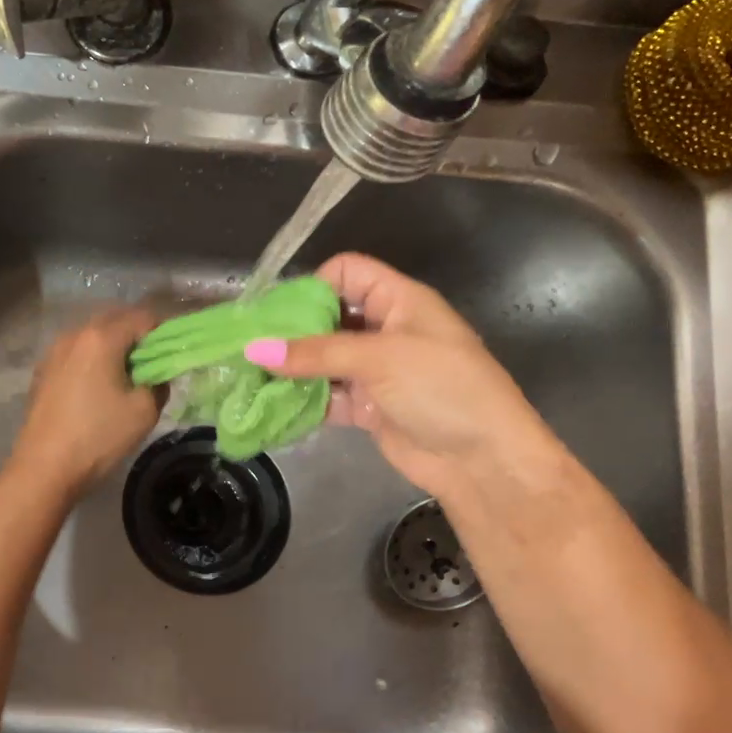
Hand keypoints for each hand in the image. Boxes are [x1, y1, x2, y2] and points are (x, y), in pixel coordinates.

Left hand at [9, 307, 161, 495]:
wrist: (44, 468)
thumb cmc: (98, 437)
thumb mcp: (144, 412)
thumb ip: (159, 384)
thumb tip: (155, 376)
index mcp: (101, 337)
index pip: (143, 318)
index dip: (163, 334)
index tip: (172, 357)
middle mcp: (74, 335)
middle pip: (114, 321)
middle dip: (137, 337)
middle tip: (151, 367)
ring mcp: (53, 352)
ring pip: (92, 337)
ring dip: (113, 348)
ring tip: (124, 379)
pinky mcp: (42, 372)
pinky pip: (76, 355)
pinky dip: (92, 361)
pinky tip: (97, 389)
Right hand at [243, 253, 560, 500]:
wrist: (482, 459)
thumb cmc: (443, 389)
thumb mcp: (380, 359)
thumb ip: (316, 353)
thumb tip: (254, 349)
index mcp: (400, 301)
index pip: (348, 272)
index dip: (312, 284)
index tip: (275, 311)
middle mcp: (385, 330)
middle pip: (328, 316)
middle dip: (290, 330)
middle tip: (249, 346)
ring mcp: (376, 371)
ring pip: (323, 360)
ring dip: (291, 368)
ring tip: (249, 376)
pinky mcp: (367, 407)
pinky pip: (326, 396)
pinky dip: (302, 400)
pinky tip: (271, 405)